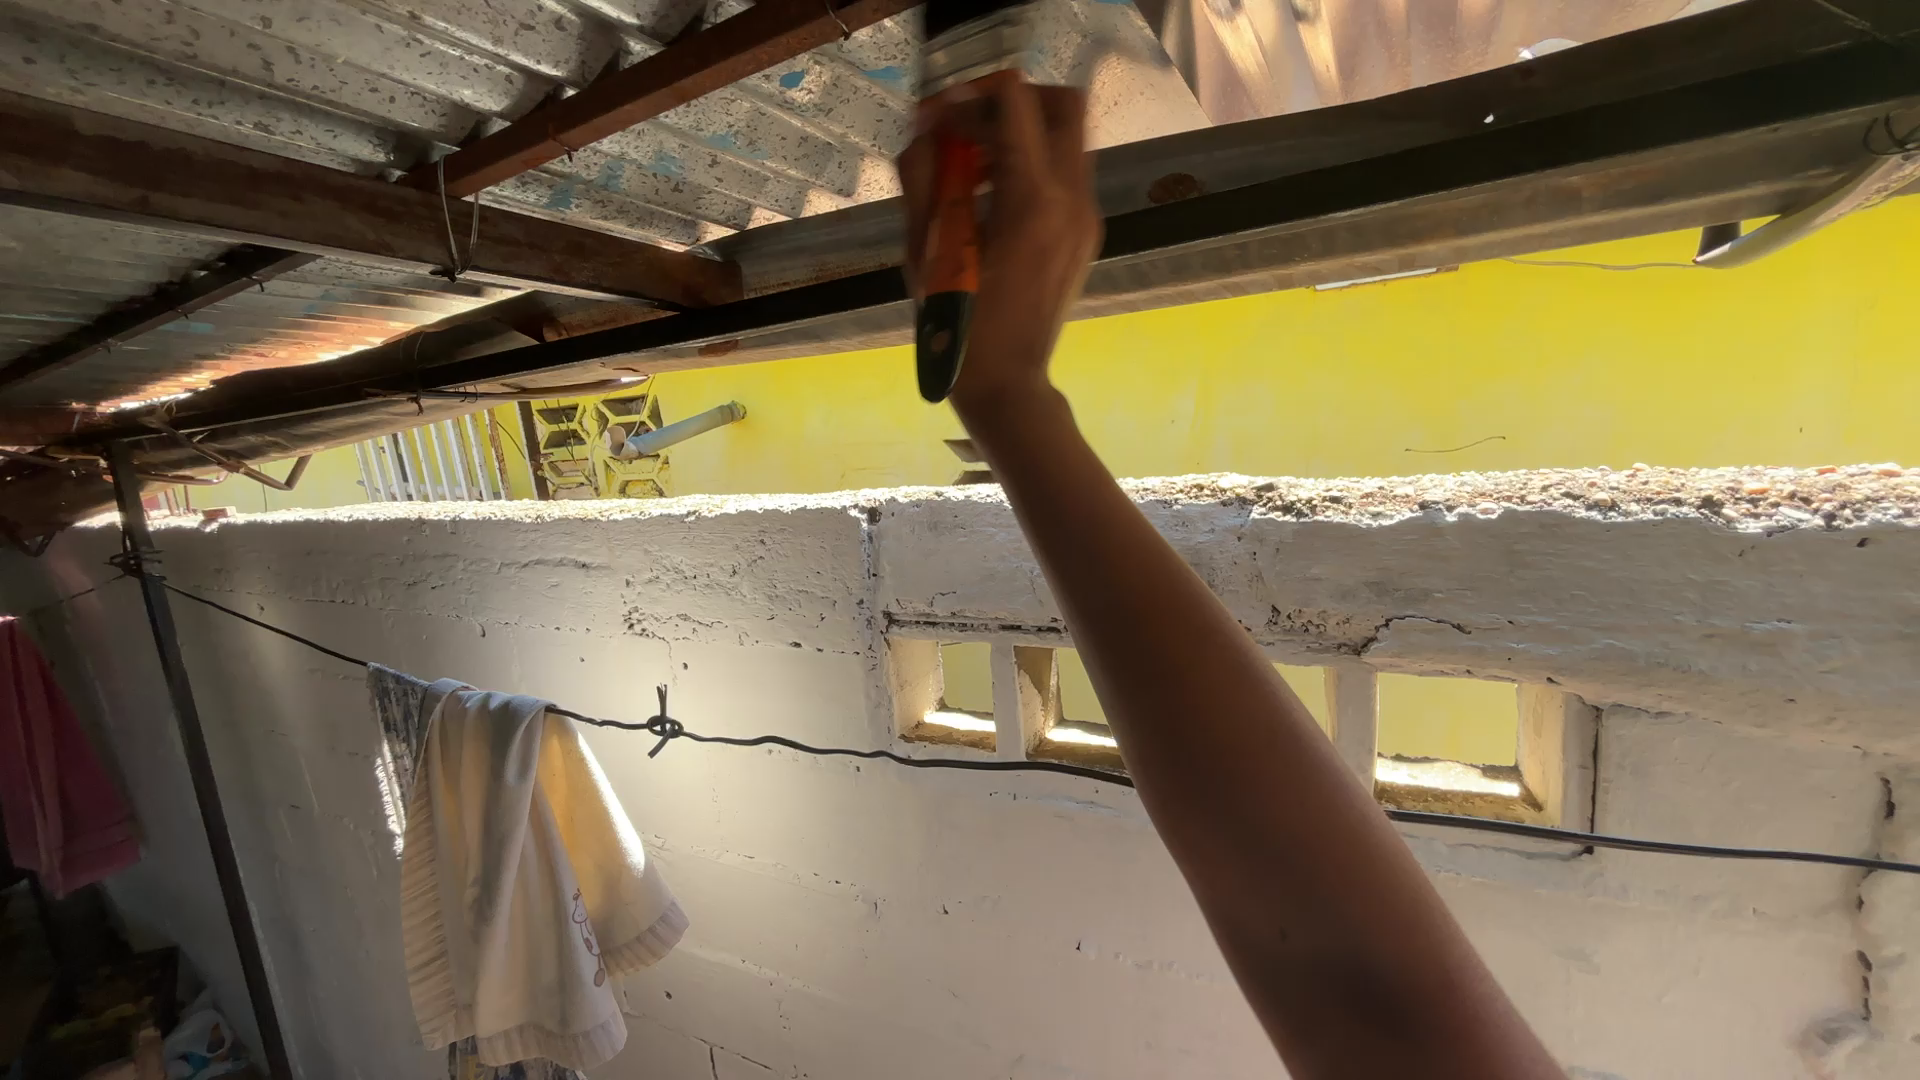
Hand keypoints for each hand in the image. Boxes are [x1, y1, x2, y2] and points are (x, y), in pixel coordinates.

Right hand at [897, 76, 1100, 421]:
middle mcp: (1072, 199)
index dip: (967, 98)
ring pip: (1068, 137)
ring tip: (976, 169)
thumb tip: (926, 134)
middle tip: (967, 130)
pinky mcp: (1087, 235)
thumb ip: (922, 179)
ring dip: (1023, 135)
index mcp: (1031, 200)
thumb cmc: (959, 327)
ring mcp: (1087, 218)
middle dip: (1010, 103)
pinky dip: (1034, 167)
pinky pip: (1068, 175)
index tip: (935, 122)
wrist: (1007, 382)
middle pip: (1060, 103)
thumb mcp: (925, 252)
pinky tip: (996, 201)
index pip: (1013, 101)